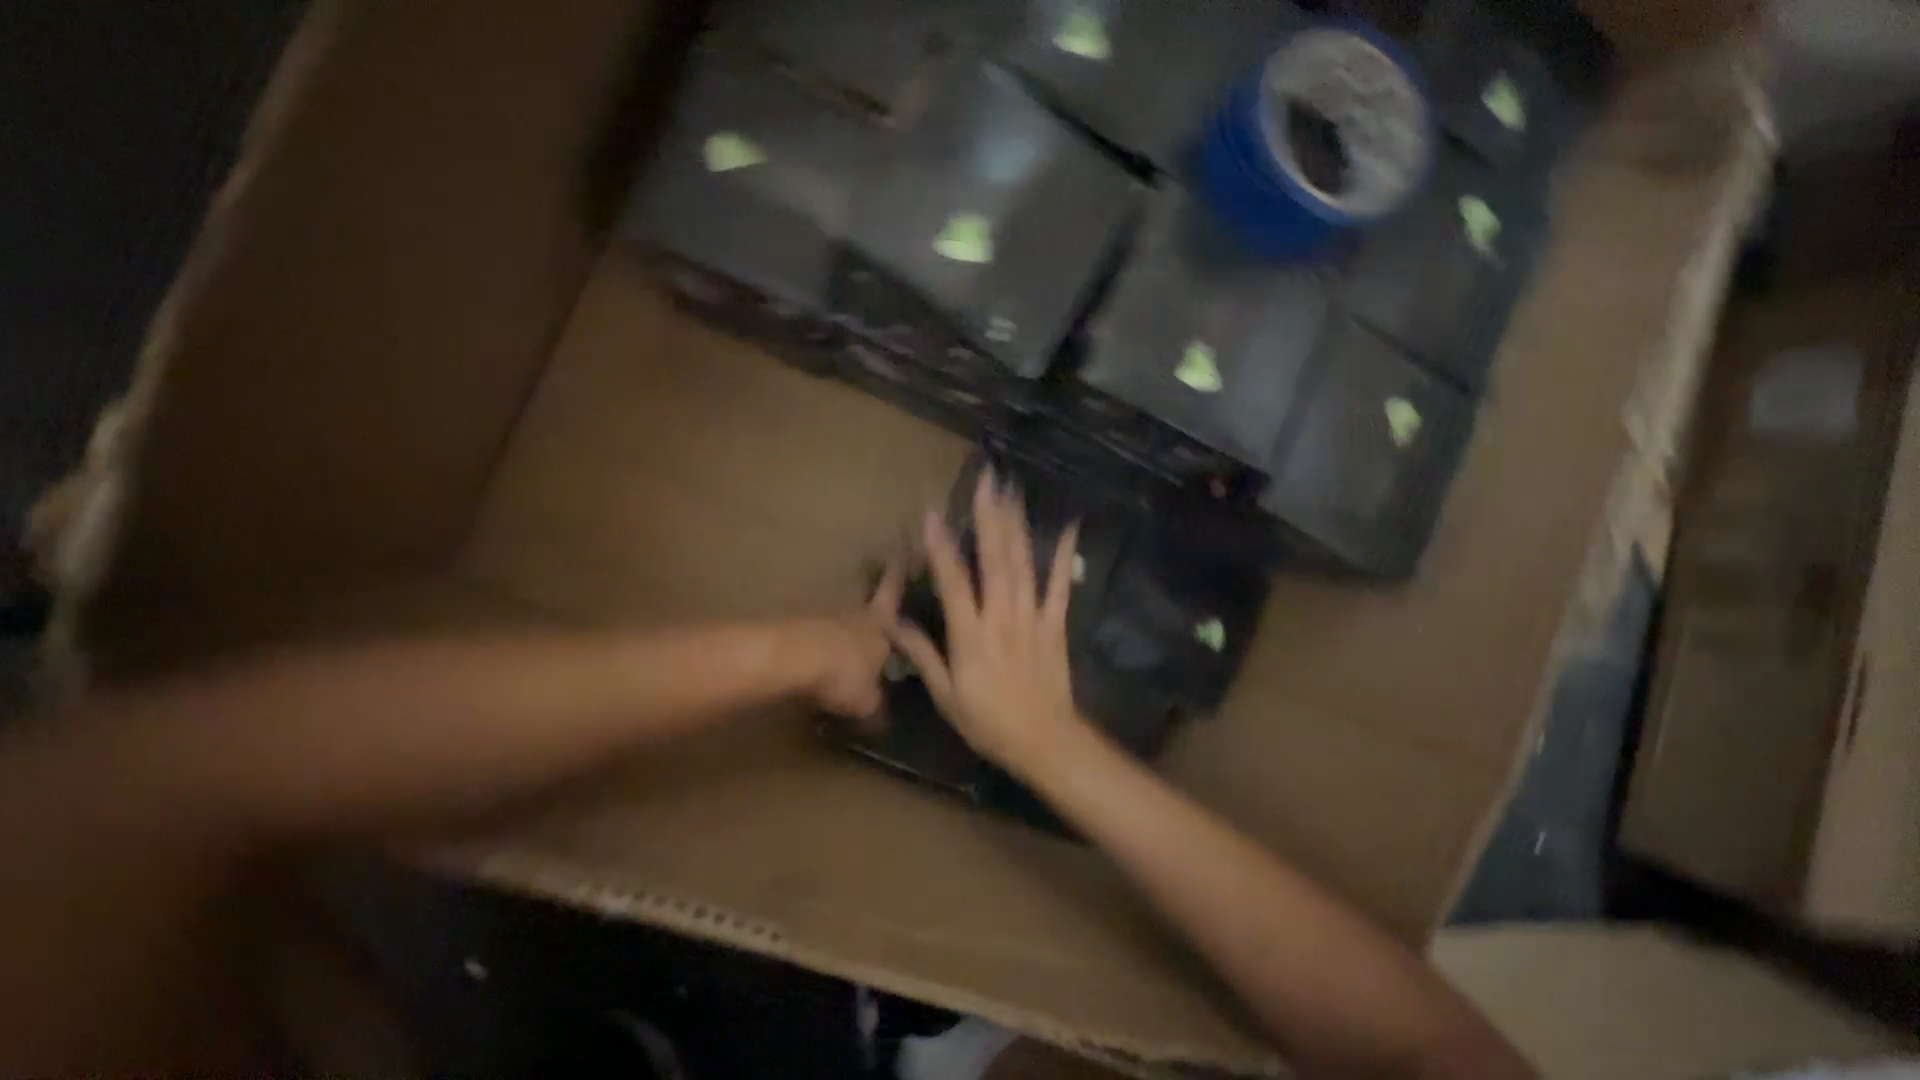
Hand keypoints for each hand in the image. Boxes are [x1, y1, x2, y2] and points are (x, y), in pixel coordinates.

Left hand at [788, 561, 904, 726]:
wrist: (793, 658)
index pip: (893, 590)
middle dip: (873, 599)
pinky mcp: (796, 628)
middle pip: (866, 602)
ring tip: (850, 647)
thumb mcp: (868, 702)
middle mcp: (855, 613)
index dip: (899, 572)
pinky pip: (817, 637)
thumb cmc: (844, 674)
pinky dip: (821, 647)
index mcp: (881, 623)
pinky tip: (821, 662)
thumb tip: (882, 720)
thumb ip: (876, 708)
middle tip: (879, 596)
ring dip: (845, 629)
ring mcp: (823, 617)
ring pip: (840, 619)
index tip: (905, 550)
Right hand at [888, 468, 1090, 773]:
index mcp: (971, 634)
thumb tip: (893, 624)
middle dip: (988, 517)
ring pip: (1023, 563)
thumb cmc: (989, 723)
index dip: (941, 546)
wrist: (1045, 741)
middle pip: (994, 559)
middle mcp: (1001, 616)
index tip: (931, 512)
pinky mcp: (1056, 623)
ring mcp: (1032, 616)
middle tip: (985, 480)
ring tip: (1011, 490)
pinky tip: (1067, 526)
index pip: (953, 581)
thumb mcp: (946, 695)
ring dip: (1016, 524)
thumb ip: (922, 654)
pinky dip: (1063, 555)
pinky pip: (1060, 585)